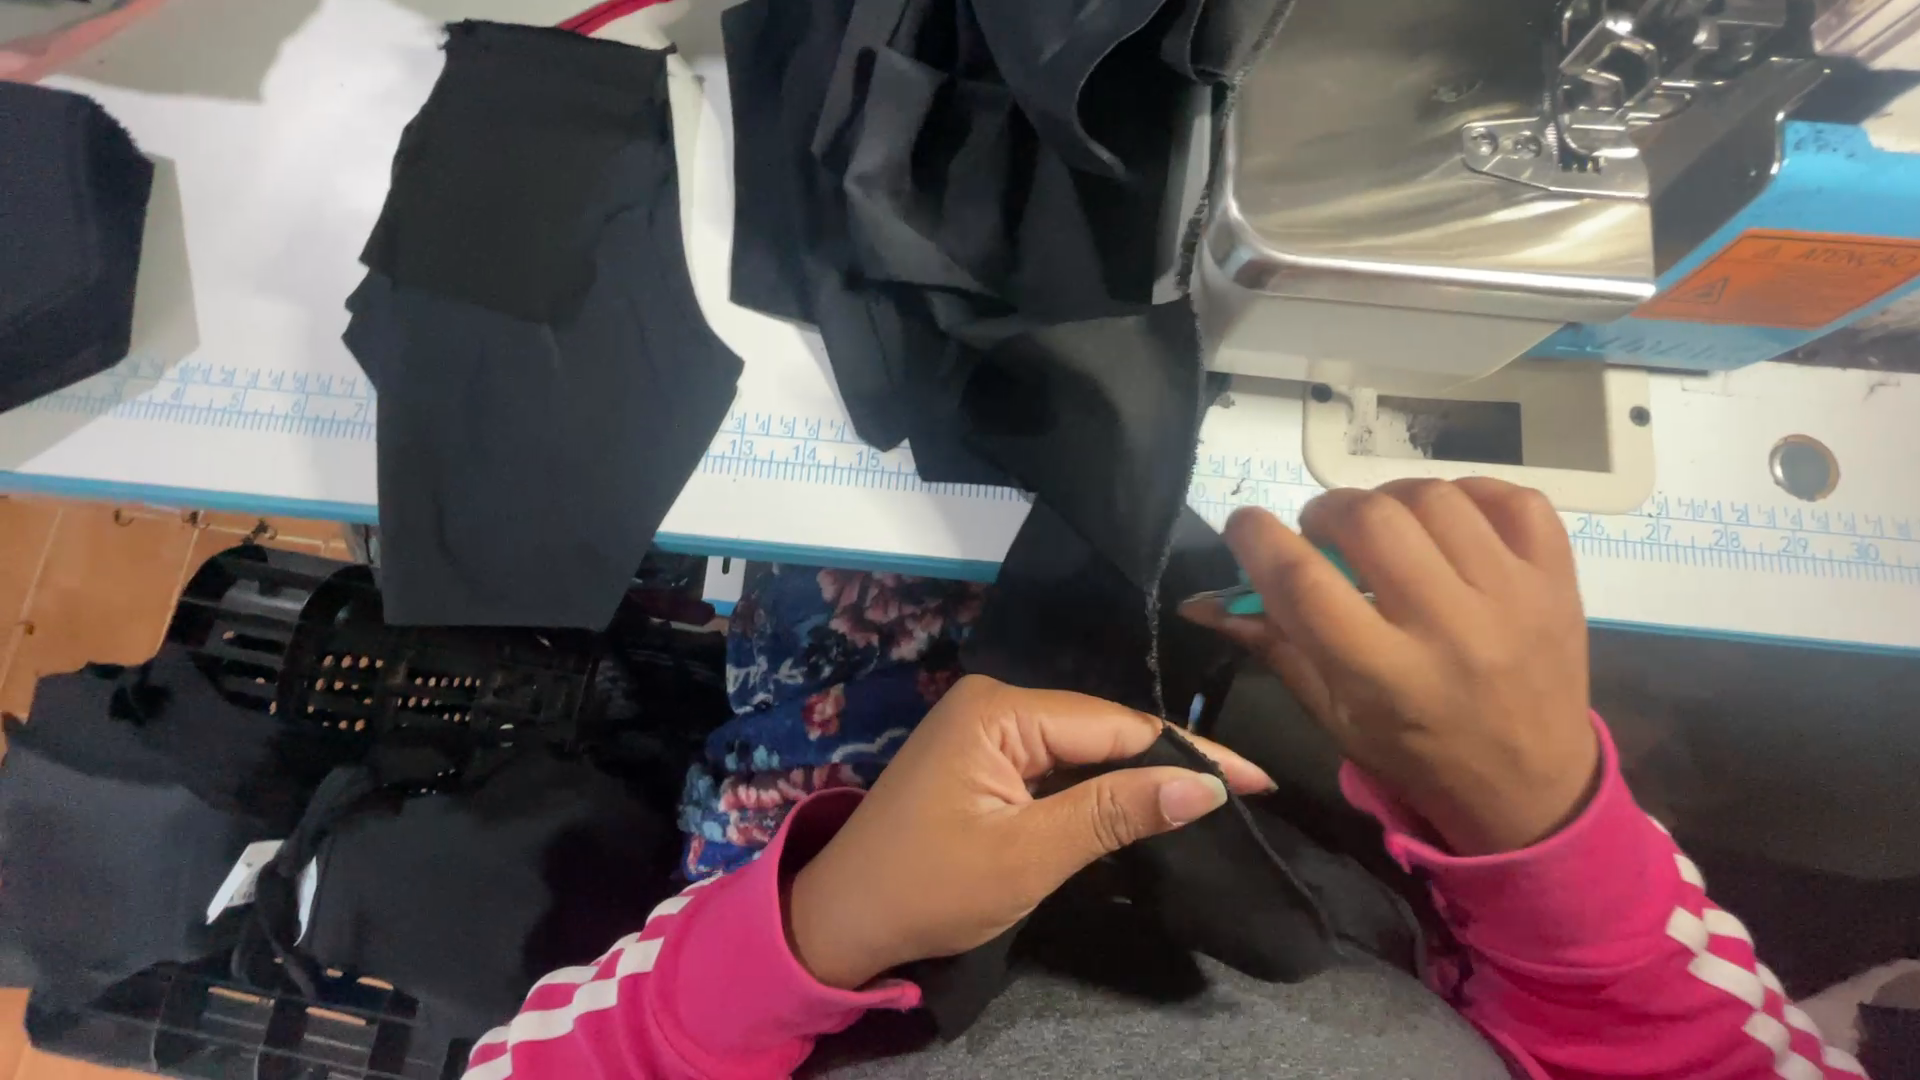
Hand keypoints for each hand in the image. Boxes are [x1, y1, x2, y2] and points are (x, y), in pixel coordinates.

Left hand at [785, 675, 1274, 988]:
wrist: (843, 918)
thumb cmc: (930, 888)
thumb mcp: (1029, 855)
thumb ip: (1115, 812)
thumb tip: (1205, 786)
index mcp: (1000, 709)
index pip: (1114, 723)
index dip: (1187, 751)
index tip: (1256, 778)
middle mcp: (993, 701)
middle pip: (1098, 729)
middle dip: (1165, 761)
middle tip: (1242, 790)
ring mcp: (984, 726)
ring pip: (1078, 747)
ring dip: (1131, 775)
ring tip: (1205, 795)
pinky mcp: (980, 755)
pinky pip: (1051, 762)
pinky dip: (1092, 787)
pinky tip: (1134, 801)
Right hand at [1184, 478, 1598, 855]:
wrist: (1532, 789)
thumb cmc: (1411, 753)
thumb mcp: (1328, 710)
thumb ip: (1269, 642)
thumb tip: (1198, 601)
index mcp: (1383, 673)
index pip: (1302, 580)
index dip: (1257, 537)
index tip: (1244, 527)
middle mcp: (1451, 628)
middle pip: (1369, 520)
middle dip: (1324, 511)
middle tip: (1321, 535)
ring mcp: (1514, 597)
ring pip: (1433, 497)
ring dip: (1387, 499)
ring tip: (1381, 527)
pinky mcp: (1558, 580)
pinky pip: (1510, 497)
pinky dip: (1464, 493)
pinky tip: (1443, 523)